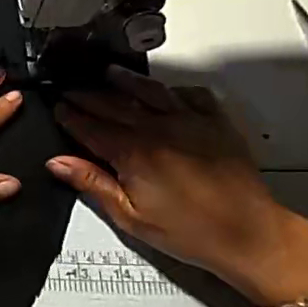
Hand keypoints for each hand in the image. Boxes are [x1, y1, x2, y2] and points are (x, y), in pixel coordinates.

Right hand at [47, 66, 307, 302]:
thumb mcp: (130, 217)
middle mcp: (159, 128)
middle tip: (71, 91)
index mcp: (134, 152)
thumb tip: (59, 163)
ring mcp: (189, 120)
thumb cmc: (192, 231)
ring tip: (108, 74)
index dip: (71, 116)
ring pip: (148, 91)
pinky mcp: (214, 122)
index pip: (91, 127)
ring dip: (125, 81)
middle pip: (113, 104)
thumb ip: (93, 183)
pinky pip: (188, 94)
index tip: (59, 108)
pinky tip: (163, 90)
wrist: (248, 232)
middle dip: (88, 96)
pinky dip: (171, 89)